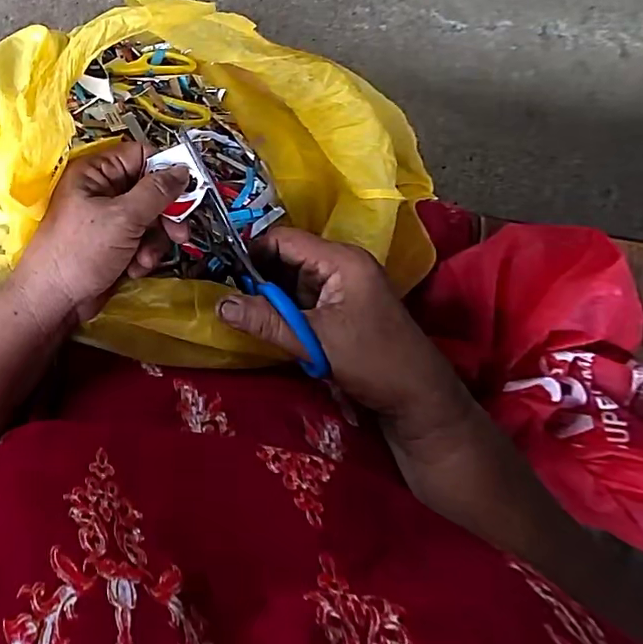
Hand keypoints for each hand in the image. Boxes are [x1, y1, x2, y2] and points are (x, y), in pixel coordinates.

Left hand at [8, 142, 189, 327]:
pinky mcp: (112, 244)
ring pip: (150, 218)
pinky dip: (143, 254)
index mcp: (94, 173)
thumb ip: (156, 192)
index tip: (188, 188)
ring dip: (154, 240)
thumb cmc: (80, 252)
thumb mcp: (123, 217)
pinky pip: (141, 240)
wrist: (54, 300)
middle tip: (178, 233)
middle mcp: (100, 191)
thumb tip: (181, 170)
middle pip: (150, 189)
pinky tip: (133, 268)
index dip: (165, 169)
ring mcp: (107, 219)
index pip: (139, 155)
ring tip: (143, 258)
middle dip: (165, 214)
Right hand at [216, 227, 472, 436]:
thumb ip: (266, 320)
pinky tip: (267, 321)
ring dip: (268, 294)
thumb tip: (219, 305)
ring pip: (289, 277)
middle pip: (284, 256)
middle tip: (229, 294)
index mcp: (341, 260)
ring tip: (243, 309)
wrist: (423, 405)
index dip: (251, 252)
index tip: (223, 274)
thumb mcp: (315, 341)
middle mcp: (341, 264)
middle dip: (257, 275)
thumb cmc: (376, 364)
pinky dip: (282, 307)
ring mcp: (342, 284)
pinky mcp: (340, 304)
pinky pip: (300, 294)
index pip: (283, 239)